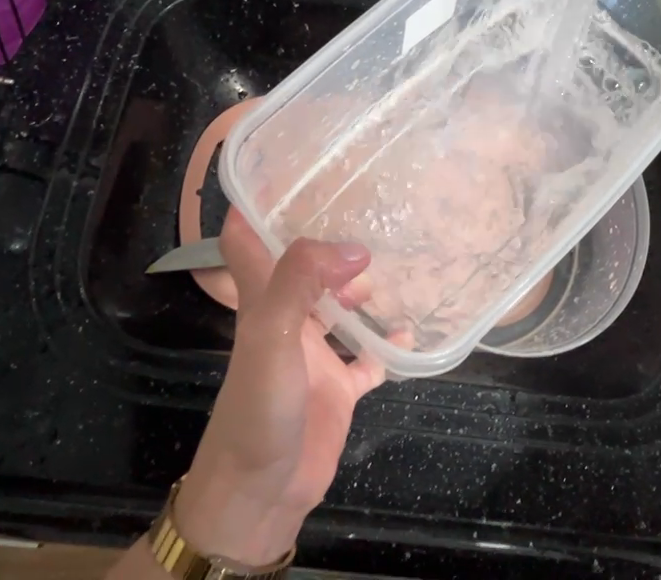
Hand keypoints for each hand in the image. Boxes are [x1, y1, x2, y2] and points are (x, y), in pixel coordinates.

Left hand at [172, 213, 384, 566]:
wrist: (261, 492)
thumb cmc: (257, 408)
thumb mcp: (271, 336)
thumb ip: (302, 282)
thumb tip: (353, 246)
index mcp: (261, 298)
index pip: (247, 237)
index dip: (259, 201)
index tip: (293, 167)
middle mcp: (286, 317)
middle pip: (303, 265)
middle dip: (330, 239)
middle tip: (375, 208)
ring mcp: (313, 353)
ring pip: (339, 306)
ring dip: (363, 286)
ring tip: (402, 260)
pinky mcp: (338, 387)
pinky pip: (369, 358)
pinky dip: (389, 345)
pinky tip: (413, 330)